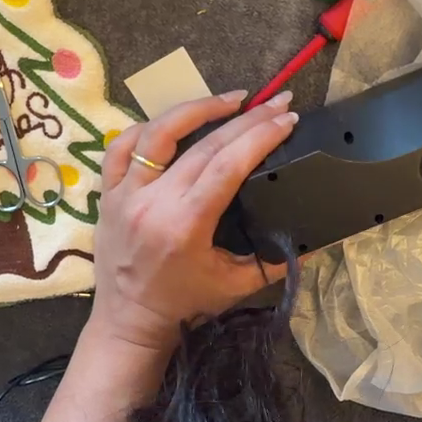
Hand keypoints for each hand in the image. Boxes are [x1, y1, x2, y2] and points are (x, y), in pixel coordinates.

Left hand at [86, 90, 297, 352]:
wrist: (128, 322)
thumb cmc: (184, 304)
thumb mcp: (235, 287)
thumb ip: (273, 262)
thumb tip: (312, 241)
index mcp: (186, 225)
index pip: (228, 166)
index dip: (260, 137)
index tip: (286, 120)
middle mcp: (153, 202)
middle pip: (204, 145)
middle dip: (247, 119)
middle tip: (278, 102)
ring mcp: (126, 194)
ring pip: (159, 133)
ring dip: (198, 109)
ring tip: (233, 99)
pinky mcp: (109, 193)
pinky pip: (123, 146)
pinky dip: (150, 127)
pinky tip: (178, 119)